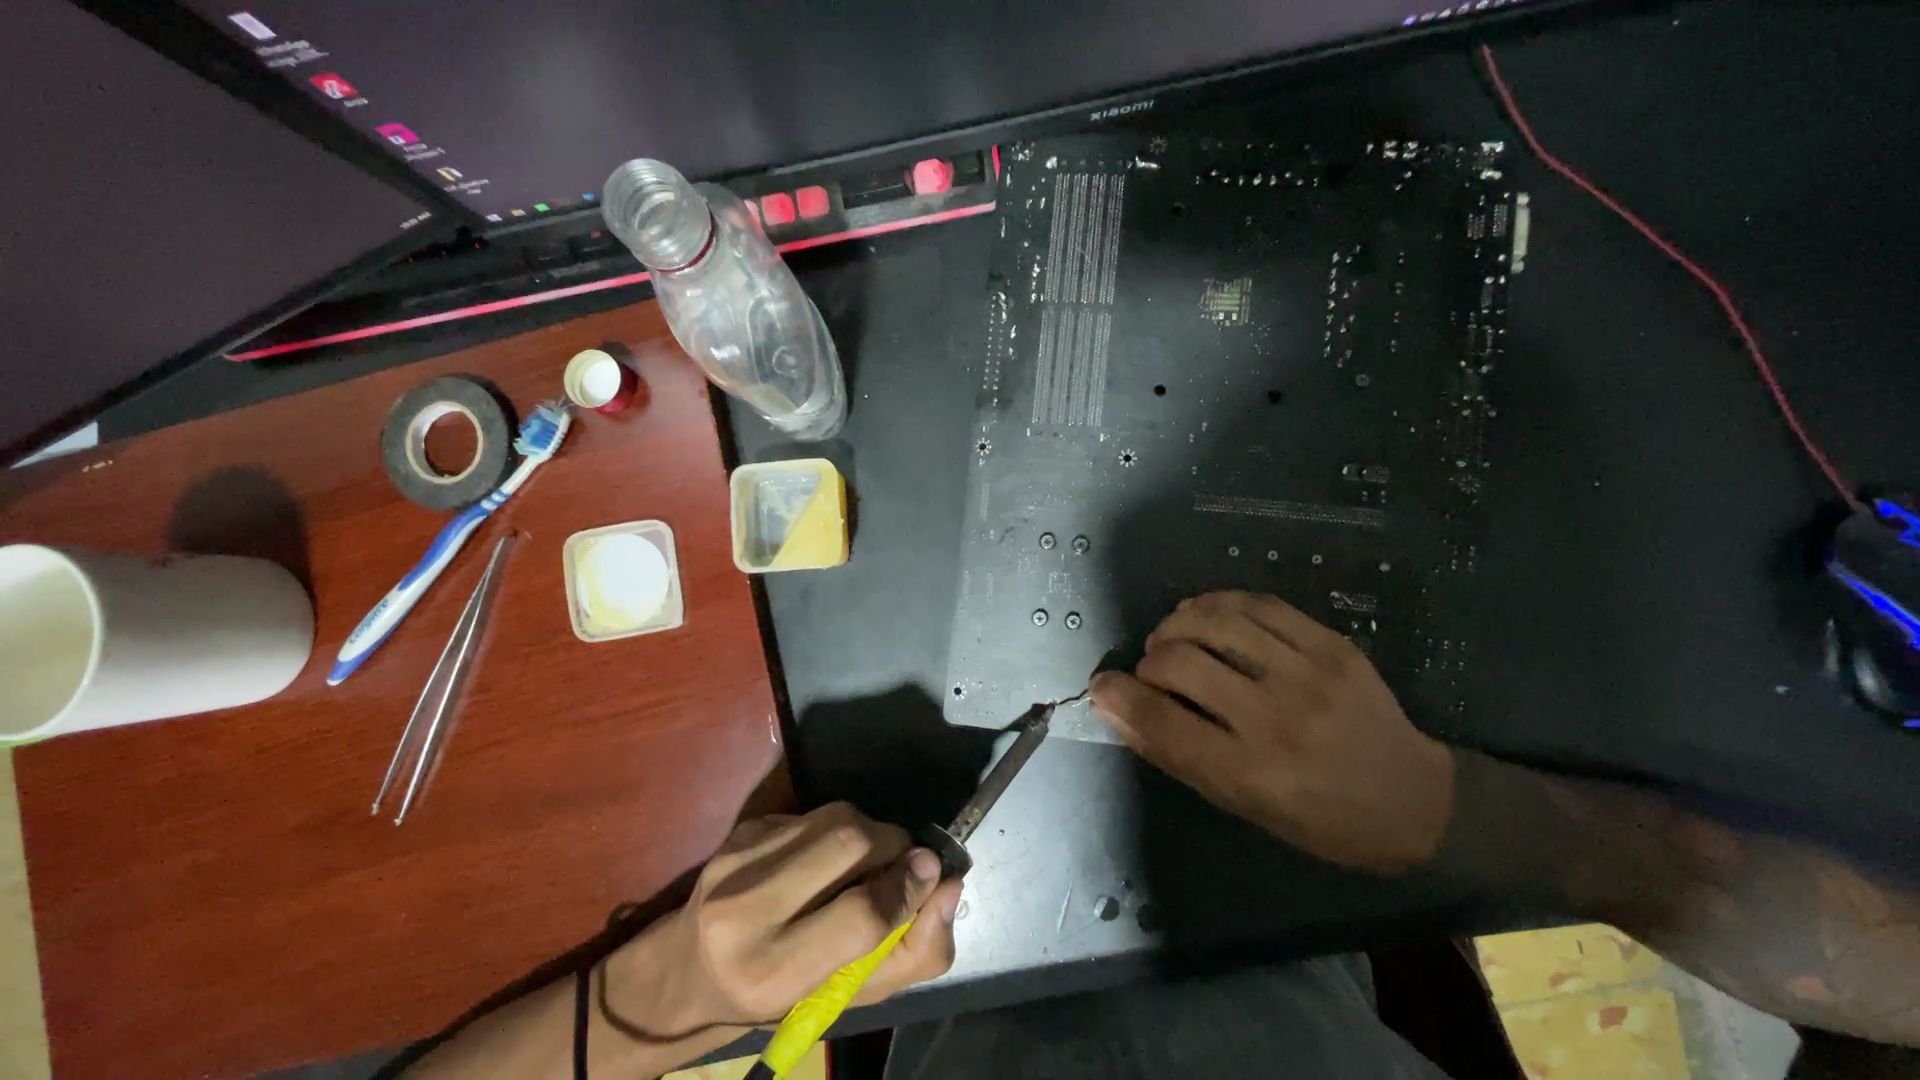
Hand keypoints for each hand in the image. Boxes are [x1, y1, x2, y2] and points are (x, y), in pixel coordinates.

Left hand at [612, 802, 963, 1033]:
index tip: (934, 875)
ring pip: (835, 817)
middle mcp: (745, 911)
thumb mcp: (846, 998)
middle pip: (848, 845)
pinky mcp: (741, 831)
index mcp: (771, 972)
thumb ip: (911, 954)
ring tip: (870, 859)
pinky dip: (837, 829)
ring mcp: (737, 862)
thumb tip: (948, 887)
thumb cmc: (775, 995)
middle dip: (894, 845)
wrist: (688, 968)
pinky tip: (828, 857)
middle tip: (904, 863)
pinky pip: (813, 813)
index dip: (907, 889)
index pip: (859, 916)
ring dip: (870, 831)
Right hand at [1090, 590, 1455, 873]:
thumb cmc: (1318, 820)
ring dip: (1177, 625)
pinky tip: (1207, 614)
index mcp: (1249, 772)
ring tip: (1173, 637)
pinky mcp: (1332, 644)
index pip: (1160, 720)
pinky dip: (1218, 604)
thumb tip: (1114, 706)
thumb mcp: (1241, 805)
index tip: (1102, 686)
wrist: (1414, 801)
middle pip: (1179, 662)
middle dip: (1148, 662)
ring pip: (1214, 622)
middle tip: (1152, 671)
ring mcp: (1308, 674)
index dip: (1117, 696)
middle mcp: (1275, 719)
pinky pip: (1258, 604)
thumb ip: (1176, 753)